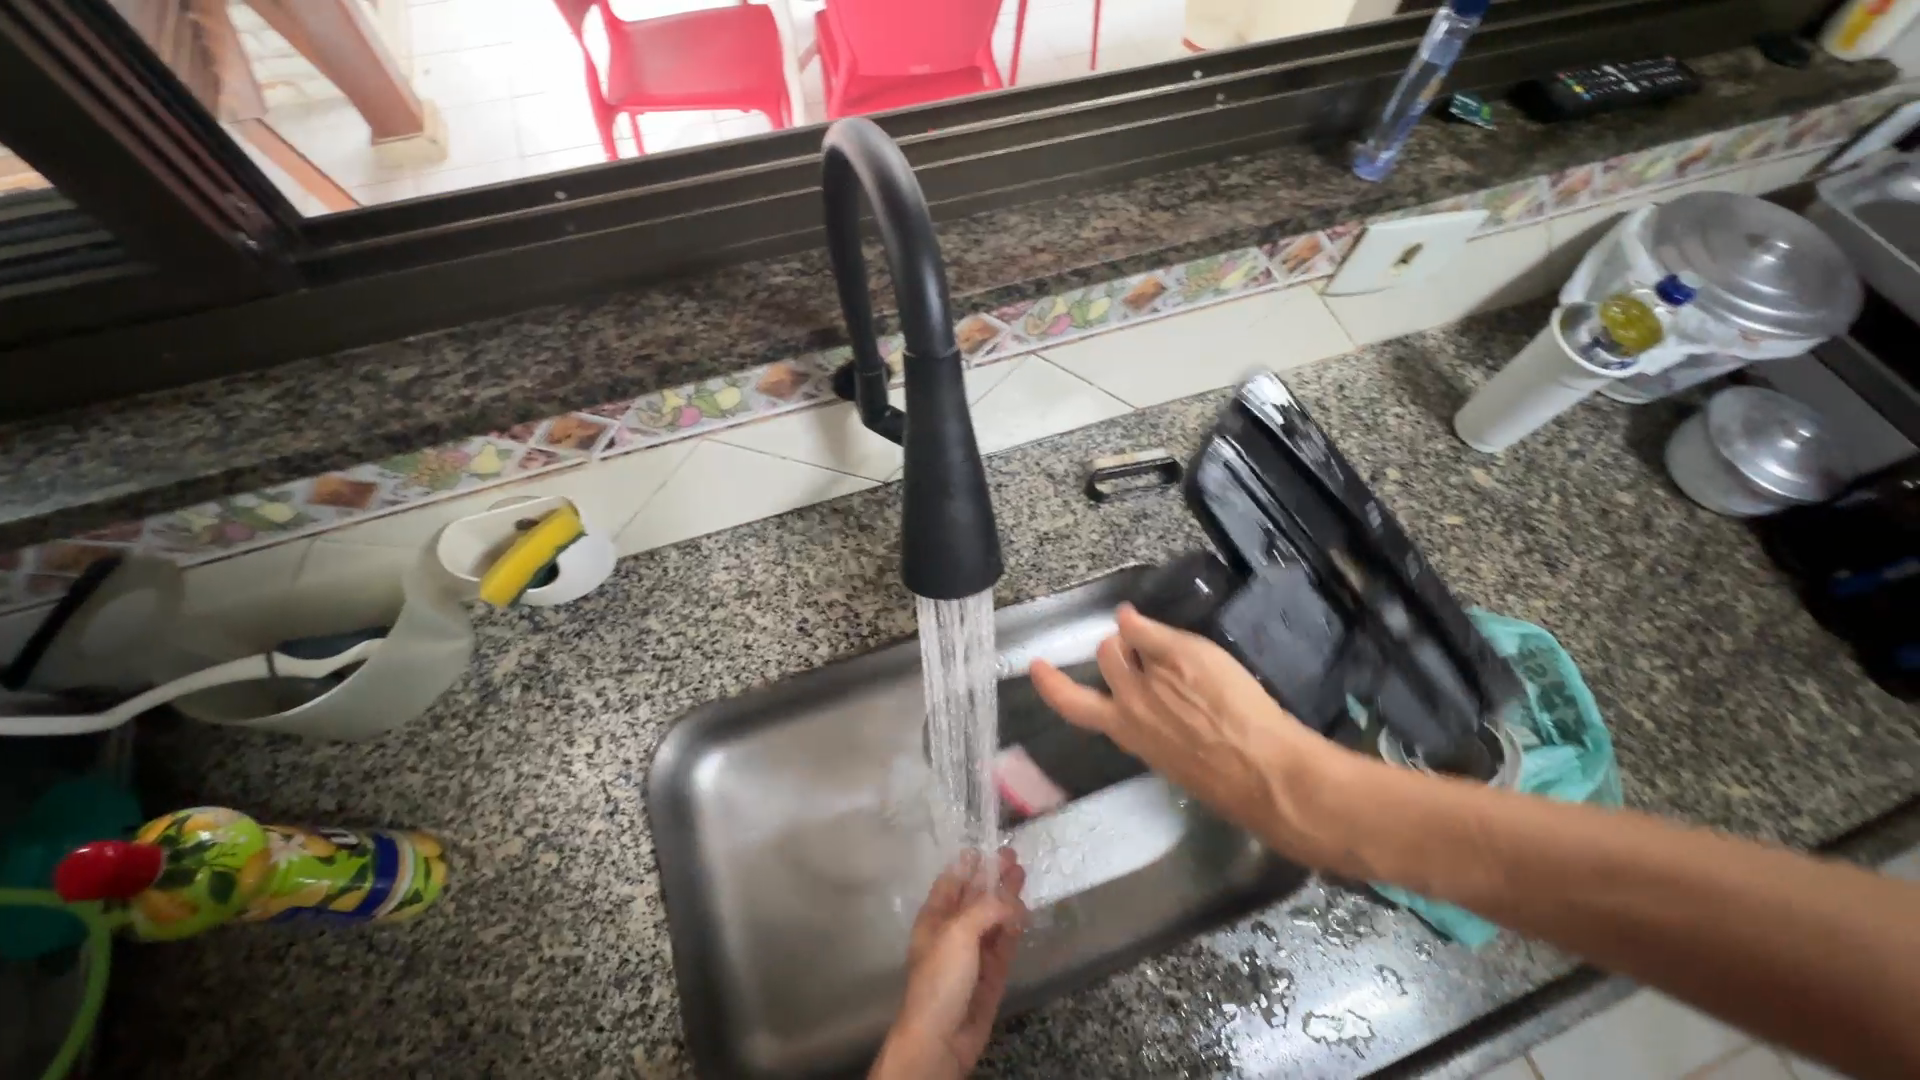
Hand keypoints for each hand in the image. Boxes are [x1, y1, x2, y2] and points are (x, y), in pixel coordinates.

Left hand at [871, 848, 1027, 1079]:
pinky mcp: (990, 975)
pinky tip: (1024, 912)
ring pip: (992, 919)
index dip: (966, 865)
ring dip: (1007, 898)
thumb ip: (985, 909)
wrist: (940, 1038)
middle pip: (974, 898)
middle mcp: (952, 932)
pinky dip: (1013, 928)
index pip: (950, 883)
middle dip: (992, 877)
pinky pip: (1003, 945)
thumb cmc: (940, 978)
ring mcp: (972, 954)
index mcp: (934, 919)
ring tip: (1023, 875)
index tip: (983, 848)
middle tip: (1013, 856)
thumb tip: (1010, 899)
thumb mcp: (958, 933)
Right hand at [1029, 603, 1363, 869]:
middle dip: (1116, 650)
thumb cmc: (1225, 777)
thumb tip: (1137, 712)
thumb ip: (1149, 729)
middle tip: (1138, 651)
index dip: (1051, 686)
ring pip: (1123, 638)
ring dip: (1132, 634)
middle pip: (1105, 657)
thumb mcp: (1171, 758)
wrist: (1262, 769)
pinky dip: (1138, 621)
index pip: (1075, 707)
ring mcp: (1153, 675)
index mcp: (1127, 733)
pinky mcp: (1178, 654)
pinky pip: (1144, 626)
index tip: (1035, 667)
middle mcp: (1131, 701)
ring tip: (1157, 641)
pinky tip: (1137, 617)